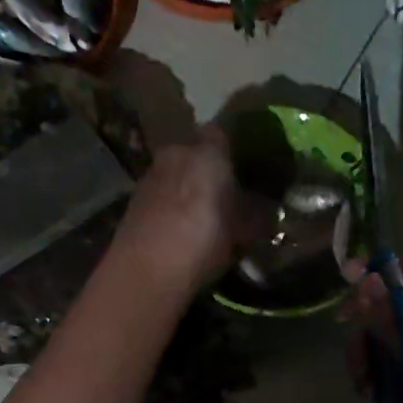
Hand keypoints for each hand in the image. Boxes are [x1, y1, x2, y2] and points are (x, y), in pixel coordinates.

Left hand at [106, 125, 240, 297]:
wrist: (148, 268)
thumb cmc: (204, 241)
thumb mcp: (242, 233)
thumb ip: (256, 218)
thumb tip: (270, 216)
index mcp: (208, 153)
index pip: (221, 135)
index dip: (231, 151)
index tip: (241, 171)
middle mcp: (176, 153)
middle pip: (193, 154)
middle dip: (205, 172)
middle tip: (221, 199)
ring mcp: (150, 176)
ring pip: (174, 175)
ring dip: (184, 191)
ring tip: (199, 221)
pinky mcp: (132, 201)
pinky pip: (159, 197)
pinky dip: (167, 208)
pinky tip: (177, 233)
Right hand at [343, 262, 402, 402]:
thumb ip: (390, 320)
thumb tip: (364, 282)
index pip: (398, 273)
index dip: (372, 274)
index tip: (350, 291)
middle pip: (374, 314)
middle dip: (360, 335)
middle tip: (358, 358)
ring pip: (370, 345)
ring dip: (360, 361)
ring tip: (365, 385)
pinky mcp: (402, 379)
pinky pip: (375, 371)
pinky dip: (367, 380)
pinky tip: (370, 393)